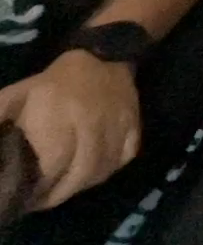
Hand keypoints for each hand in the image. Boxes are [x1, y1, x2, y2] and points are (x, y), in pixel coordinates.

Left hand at [0, 51, 139, 209]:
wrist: (102, 56)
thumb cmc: (47, 85)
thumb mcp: (9, 100)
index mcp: (58, 119)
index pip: (56, 162)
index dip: (41, 186)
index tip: (24, 198)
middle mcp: (93, 122)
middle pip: (84, 168)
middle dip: (62, 193)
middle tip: (41, 201)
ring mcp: (118, 120)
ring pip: (107, 164)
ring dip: (85, 184)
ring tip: (65, 190)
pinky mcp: (134, 119)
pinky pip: (128, 151)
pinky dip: (112, 168)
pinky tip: (95, 172)